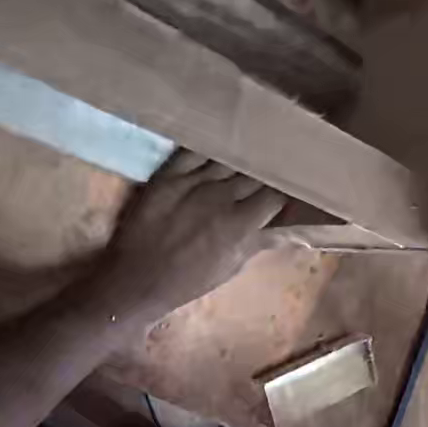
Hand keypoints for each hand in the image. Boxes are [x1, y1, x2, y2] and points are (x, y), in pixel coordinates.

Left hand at [74, 152, 286, 321]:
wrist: (139, 279)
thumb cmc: (191, 279)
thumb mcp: (232, 266)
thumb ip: (259, 241)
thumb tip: (289, 230)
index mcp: (241, 223)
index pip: (275, 196)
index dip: (283, 192)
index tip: (285, 192)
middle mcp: (221, 197)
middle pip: (254, 174)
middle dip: (264, 175)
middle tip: (269, 172)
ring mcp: (193, 182)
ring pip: (229, 160)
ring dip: (241, 160)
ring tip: (248, 156)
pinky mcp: (169, 174)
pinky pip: (195, 151)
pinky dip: (210, 150)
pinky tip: (218, 147)